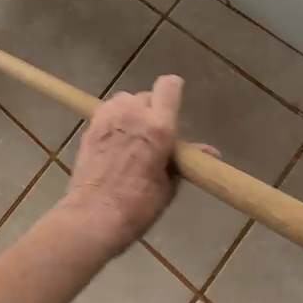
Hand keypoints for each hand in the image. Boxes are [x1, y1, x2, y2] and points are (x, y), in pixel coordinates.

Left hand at [57, 75, 198, 256]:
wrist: (94, 216)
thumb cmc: (138, 206)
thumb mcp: (168, 185)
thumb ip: (183, 160)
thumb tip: (211, 152)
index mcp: (158, 127)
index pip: (169, 86)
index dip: (174, 90)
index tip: (175, 104)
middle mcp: (133, 113)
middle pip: (146, 96)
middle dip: (152, 110)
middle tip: (153, 135)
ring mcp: (109, 117)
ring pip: (125, 101)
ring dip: (131, 113)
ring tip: (132, 137)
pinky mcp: (91, 125)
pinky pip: (108, 112)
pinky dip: (115, 121)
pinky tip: (114, 143)